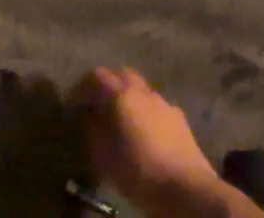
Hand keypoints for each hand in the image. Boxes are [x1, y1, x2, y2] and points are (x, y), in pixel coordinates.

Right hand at [75, 67, 263, 217]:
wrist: (187, 189)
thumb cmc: (138, 170)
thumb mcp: (103, 154)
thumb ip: (92, 129)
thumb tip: (89, 116)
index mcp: (121, 94)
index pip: (96, 76)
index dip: (82, 88)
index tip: (75, 105)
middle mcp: (143, 91)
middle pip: (122, 74)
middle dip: (108, 84)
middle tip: (98, 104)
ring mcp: (164, 103)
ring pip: (141, 89)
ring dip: (129, 97)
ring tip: (122, 118)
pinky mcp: (180, 120)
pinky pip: (157, 106)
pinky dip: (146, 110)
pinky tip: (145, 131)